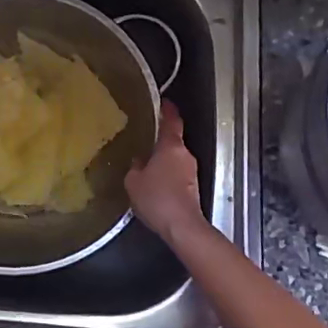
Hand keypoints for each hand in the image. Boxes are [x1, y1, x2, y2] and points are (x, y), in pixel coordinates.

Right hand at [124, 101, 206, 244]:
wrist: (182, 225)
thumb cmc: (157, 198)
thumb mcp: (134, 181)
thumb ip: (135, 167)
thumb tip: (138, 160)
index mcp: (171, 147)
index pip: (172, 121)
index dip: (168, 110)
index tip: (164, 102)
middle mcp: (185, 155)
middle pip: (173, 141)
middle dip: (160, 140)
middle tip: (144, 140)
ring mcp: (192, 171)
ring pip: (175, 158)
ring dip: (163, 159)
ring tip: (145, 164)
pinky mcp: (193, 187)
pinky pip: (177, 173)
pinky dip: (167, 174)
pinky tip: (154, 184)